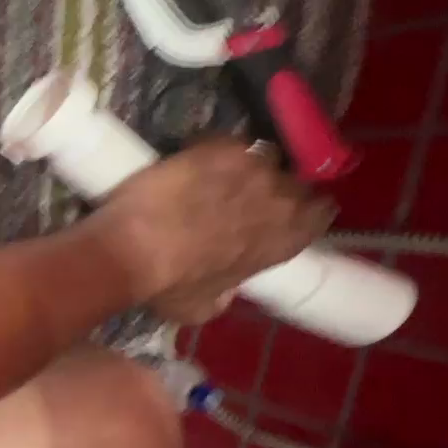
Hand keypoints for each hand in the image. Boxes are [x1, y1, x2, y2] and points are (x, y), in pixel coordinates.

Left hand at [93, 137, 337, 324]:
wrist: (128, 251)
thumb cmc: (165, 285)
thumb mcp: (203, 306)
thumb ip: (225, 292)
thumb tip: (224, 289)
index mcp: (290, 237)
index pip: (318, 213)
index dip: (295, 211)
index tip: (269, 213)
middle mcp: (284, 197)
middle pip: (288, 181)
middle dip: (265, 187)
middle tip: (229, 196)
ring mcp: (253, 167)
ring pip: (258, 157)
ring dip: (238, 166)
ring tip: (205, 178)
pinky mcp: (219, 147)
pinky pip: (223, 141)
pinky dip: (207, 150)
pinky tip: (184, 163)